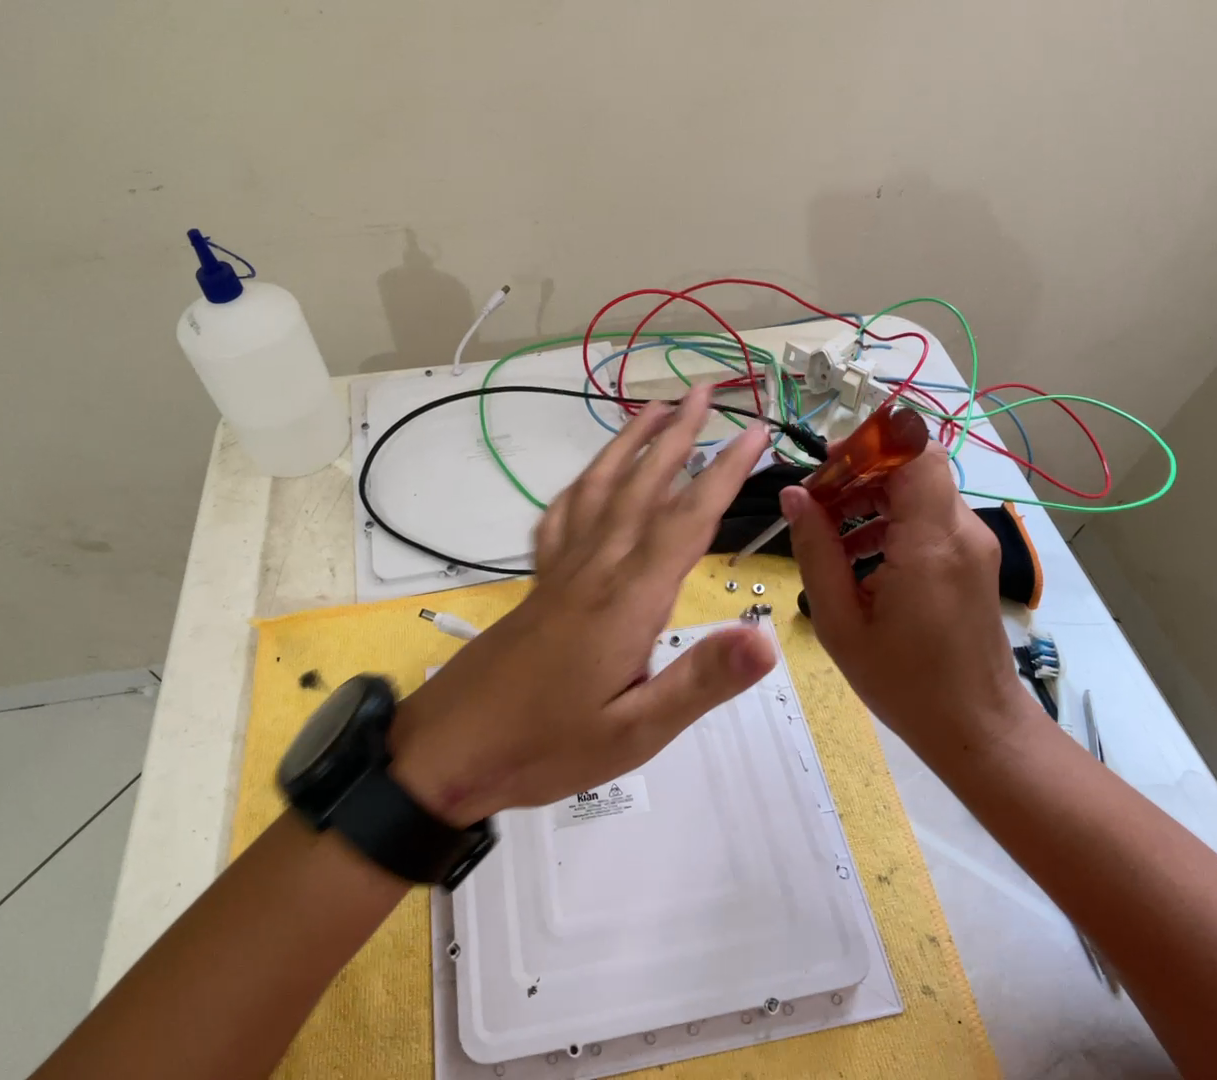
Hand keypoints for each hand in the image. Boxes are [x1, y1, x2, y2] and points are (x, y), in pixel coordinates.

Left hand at [389, 385, 777, 825]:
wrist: (448, 750)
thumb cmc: (546, 747)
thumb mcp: (635, 732)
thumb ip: (701, 681)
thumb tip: (768, 638)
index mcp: (627, 602)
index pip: (686, 522)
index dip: (724, 472)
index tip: (753, 429)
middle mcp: (594, 573)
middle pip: (639, 489)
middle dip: (675, 436)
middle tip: (702, 390)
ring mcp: (559, 577)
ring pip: (595, 493)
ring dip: (625, 448)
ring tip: (647, 411)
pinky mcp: (536, 589)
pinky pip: (557, 523)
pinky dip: (576, 491)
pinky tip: (583, 483)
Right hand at [782, 444, 1031, 764]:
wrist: (975, 726)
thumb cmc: (903, 682)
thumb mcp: (841, 622)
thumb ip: (816, 552)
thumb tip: (793, 497)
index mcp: (930, 543)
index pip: (912, 453)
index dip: (866, 446)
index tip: (823, 472)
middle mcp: (960, 531)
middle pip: (912, 467)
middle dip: (858, 474)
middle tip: (814, 508)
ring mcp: (972, 544)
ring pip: (920, 490)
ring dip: (871, 499)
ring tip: (829, 539)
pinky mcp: (973, 560)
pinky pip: (930, 519)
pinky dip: (892, 522)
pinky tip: (859, 561)